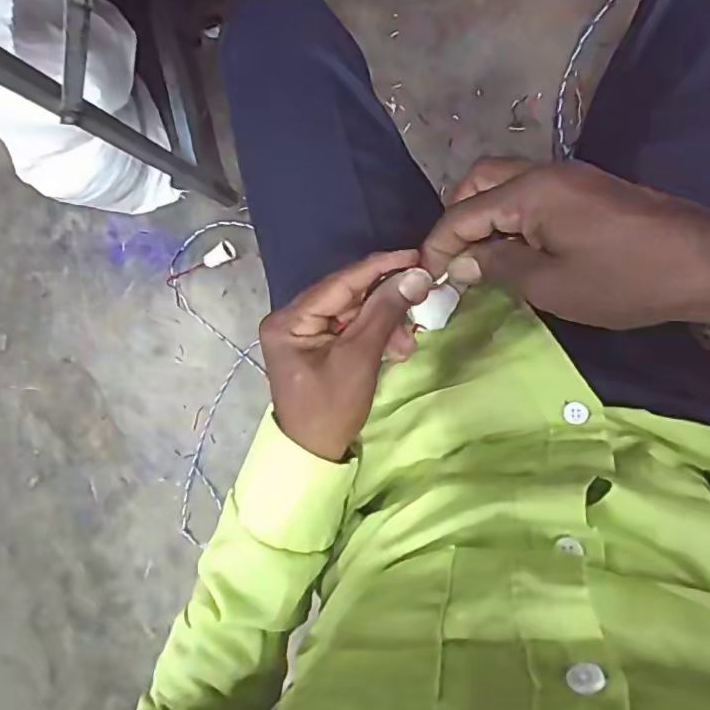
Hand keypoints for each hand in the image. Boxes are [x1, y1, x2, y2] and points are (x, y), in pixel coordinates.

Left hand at [261, 250, 436, 460]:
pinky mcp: (319, 346)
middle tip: (420, 298)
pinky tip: (395, 350)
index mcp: (289, 319)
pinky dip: (376, 336)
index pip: (339, 282)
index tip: (414, 256)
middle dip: (386, 301)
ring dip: (385, 323)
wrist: (315, 453)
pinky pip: (352, 329)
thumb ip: (384, 313)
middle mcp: (292, 319)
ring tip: (405, 346)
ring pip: (354, 312)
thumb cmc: (330, 408)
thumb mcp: (359, 358)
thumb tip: (415, 276)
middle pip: (348, 295)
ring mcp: (304, 332)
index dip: (379, 267)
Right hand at [420, 158, 709, 341]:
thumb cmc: (624, 281)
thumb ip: (497, 267)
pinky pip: (530, 192)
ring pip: (504, 182)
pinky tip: (513, 247)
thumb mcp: (551, 285)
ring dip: (482, 214)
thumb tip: (462, 262)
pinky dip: (509, 214)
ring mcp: (568, 177)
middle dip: (456, 217)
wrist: (706, 265)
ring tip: (479, 256)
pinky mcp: (586, 188)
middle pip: (479, 180)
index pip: (462, 213)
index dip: (437, 245)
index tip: (424, 275)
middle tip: (453, 259)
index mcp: (531, 193)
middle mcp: (544, 173)